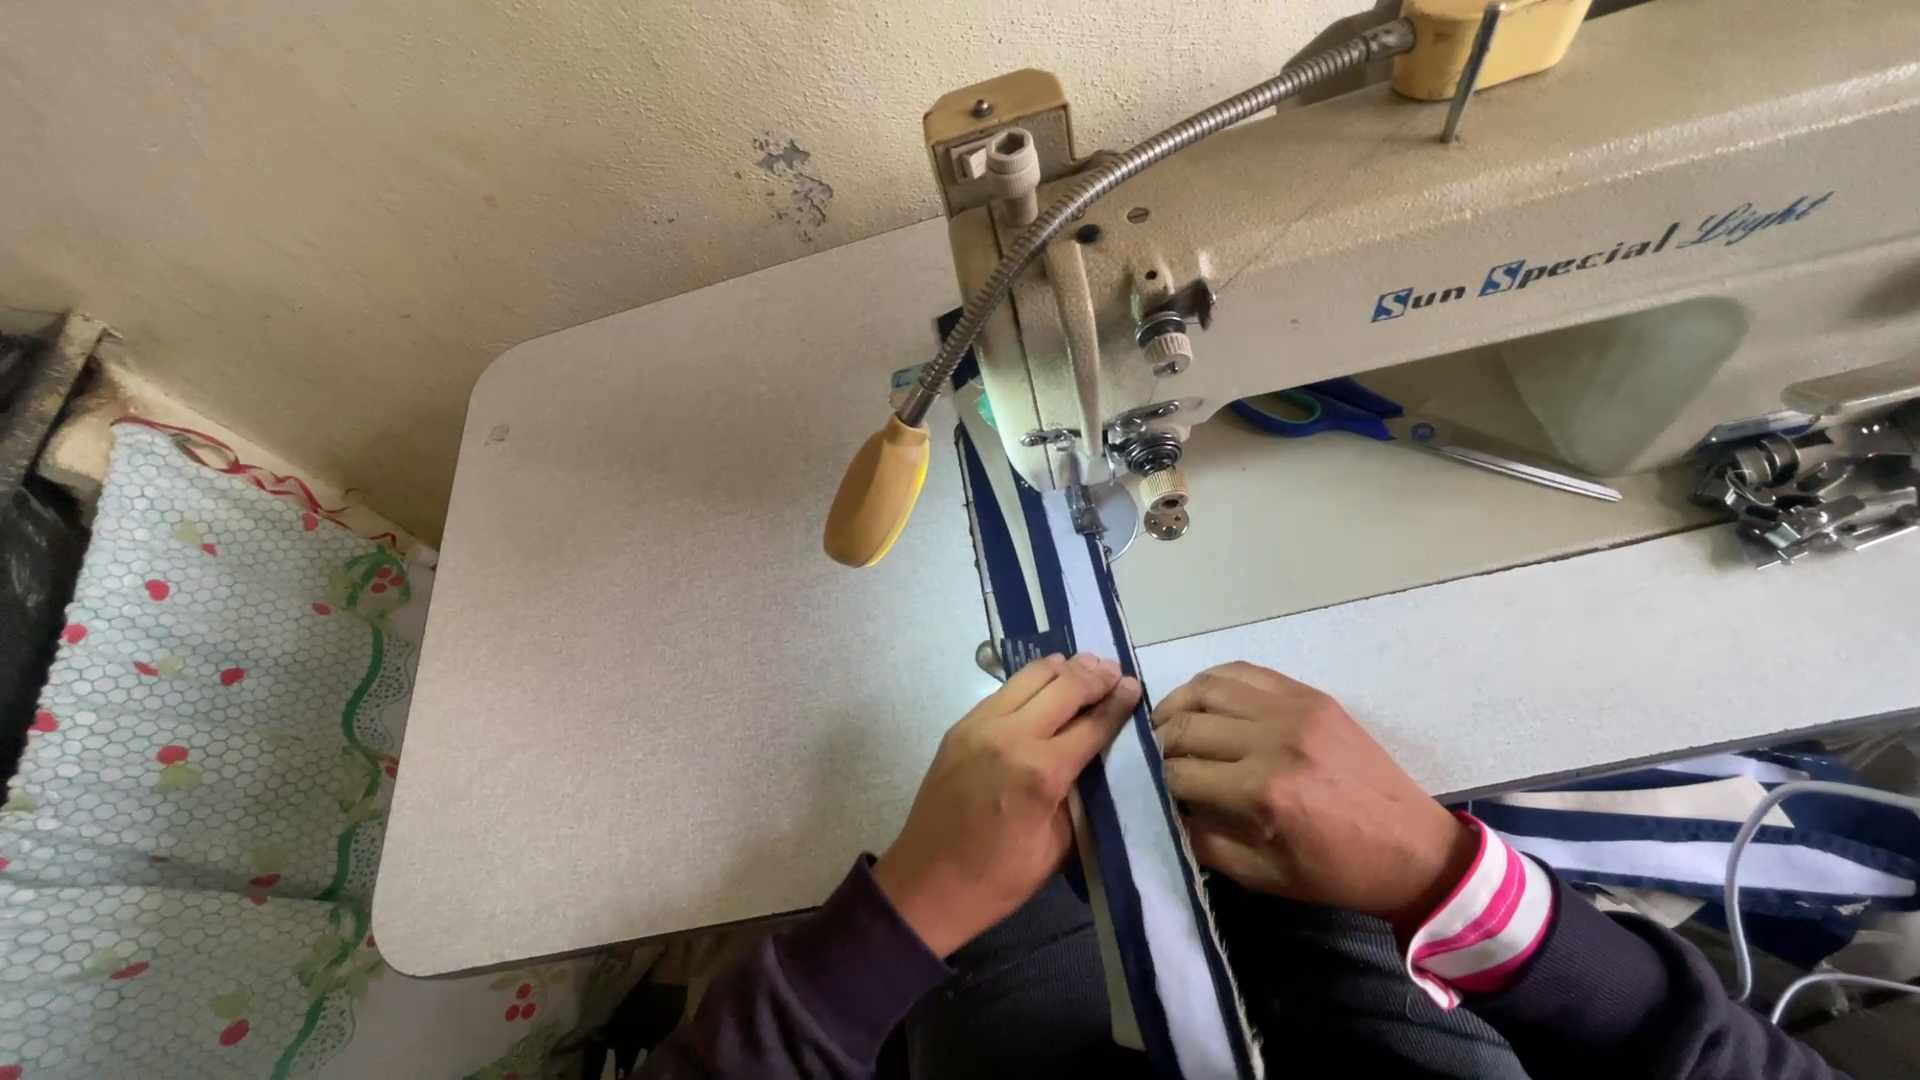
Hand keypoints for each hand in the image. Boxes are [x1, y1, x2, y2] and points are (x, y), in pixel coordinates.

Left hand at [873, 653, 1140, 956]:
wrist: (927, 883)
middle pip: (1064, 685)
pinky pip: (1004, 692)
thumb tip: (1097, 759)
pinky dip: (1031, 683)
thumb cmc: (999, 878)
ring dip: (1062, 669)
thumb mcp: (1058, 845)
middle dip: (1094, 676)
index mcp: (1041, 772)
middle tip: (1114, 671)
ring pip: (1029, 676)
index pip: (1092, 724)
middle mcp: (1010, 736)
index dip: (1118, 702)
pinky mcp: (960, 726)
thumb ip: (1080, 794)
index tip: (1135, 686)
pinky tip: (1046, 686)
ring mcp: (980, 725)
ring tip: (1085, 667)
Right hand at [1152, 662, 1474, 935]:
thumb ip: (1204, 842)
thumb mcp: (1264, 876)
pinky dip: (1212, 681)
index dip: (1160, 782)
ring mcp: (1292, 710)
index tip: (1158, 790)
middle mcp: (1273, 740)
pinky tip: (1203, 699)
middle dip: (1160, 743)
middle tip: (1157, 757)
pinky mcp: (1308, 695)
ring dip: (1177, 704)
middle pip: (1186, 725)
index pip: (1180, 771)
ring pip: (1207, 687)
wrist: (1413, 847)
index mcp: (1262, 793)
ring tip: (1169, 723)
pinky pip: (1243, 671)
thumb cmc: (1336, 871)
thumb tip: (1167, 807)